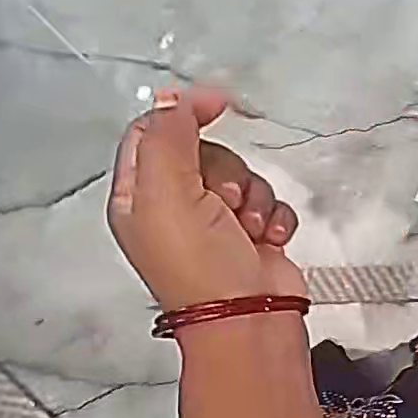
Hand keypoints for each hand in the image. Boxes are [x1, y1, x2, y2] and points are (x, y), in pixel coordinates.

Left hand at [108, 87, 306, 307]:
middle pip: (207, 154)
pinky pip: (272, 205)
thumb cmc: (200, 264)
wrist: (249, 319)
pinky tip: (270, 238)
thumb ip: (168, 138)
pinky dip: (276, 219)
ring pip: (245, 178)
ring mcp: (219, 223)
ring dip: (255, 198)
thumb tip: (171, 99)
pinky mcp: (255, 237)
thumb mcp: (167, 194)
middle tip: (224, 201)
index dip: (183, 114)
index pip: (154, 134)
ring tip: (250, 228)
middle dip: (226, 172)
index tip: (217, 104)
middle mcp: (176, 207)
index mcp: (140, 196)